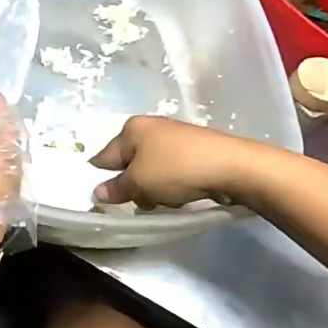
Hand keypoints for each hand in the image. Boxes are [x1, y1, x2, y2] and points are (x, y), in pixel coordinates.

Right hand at [88, 116, 270, 208]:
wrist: (230, 166)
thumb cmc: (175, 169)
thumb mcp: (139, 183)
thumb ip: (116, 188)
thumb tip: (97, 192)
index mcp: (132, 128)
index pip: (105, 156)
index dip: (102, 179)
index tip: (104, 200)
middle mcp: (151, 127)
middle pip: (129, 163)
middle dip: (134, 185)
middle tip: (144, 200)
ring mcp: (174, 137)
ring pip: (151, 169)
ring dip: (154, 188)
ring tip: (168, 198)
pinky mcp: (193, 149)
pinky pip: (171, 170)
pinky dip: (173, 183)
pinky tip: (184, 193)